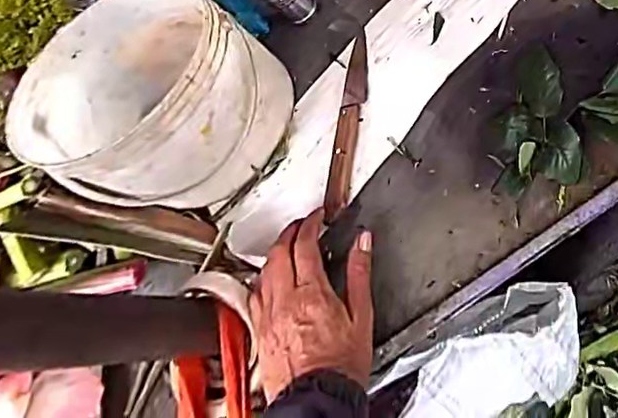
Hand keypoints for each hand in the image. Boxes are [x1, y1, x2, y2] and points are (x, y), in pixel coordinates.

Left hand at [248, 210, 374, 397]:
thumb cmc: (341, 365)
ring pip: (263, 274)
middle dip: (289, 232)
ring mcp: (269, 320)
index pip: (304, 246)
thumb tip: (362, 242)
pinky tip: (269, 280)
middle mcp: (285, 303)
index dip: (310, 224)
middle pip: (278, 254)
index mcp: (312, 294)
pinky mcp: (260, 336)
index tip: (317, 217)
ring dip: (274, 254)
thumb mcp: (362, 315)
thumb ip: (359, 273)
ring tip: (286, 247)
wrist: (317, 403)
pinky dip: (263, 280)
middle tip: (302, 224)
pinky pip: (255, 297)